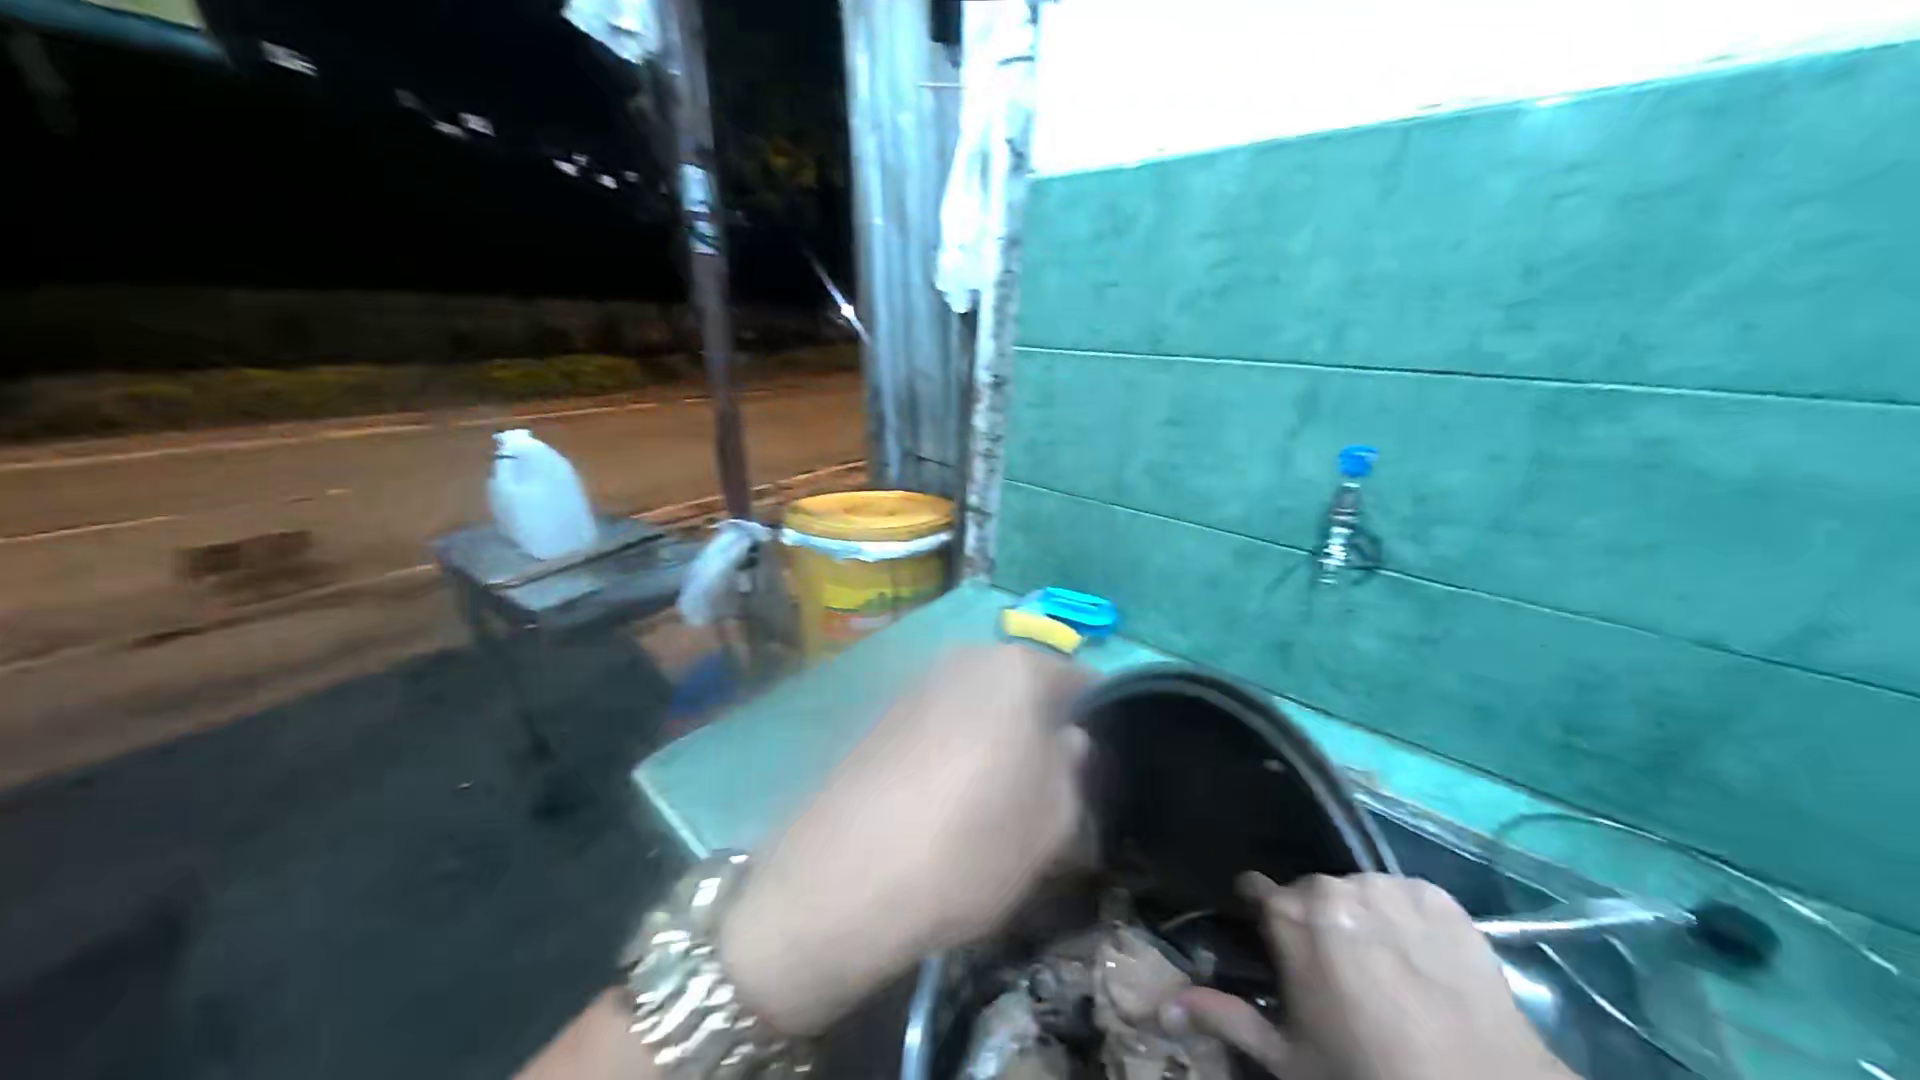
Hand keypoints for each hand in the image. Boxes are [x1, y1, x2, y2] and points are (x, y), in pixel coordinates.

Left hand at [719, 646, 1089, 1034]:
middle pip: (1021, 688)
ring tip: (997, 797)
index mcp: (1015, 669)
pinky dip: (953, 748)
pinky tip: (946, 798)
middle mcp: (963, 660)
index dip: (1092, 719)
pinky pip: (938, 723)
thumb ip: (1072, 769)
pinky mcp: (879, 716)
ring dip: (995, 738)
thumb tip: (1067, 739)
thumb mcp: (1053, 821)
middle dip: (1039, 727)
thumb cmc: (971, 843)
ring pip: (978, 706)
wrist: (844, 878)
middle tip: (1049, 784)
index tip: (1096, 761)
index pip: (1076, 679)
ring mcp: (915, 684)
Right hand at [1166, 873, 1575, 1079]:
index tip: (1272, 942)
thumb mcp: (1288, 1057)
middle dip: (1315, 921)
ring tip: (1385, 967)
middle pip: (1309, 892)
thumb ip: (1224, 1018)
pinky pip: (1404, 894)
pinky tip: (1422, 959)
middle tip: (1337, 971)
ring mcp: (1388, 886)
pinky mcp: (1437, 895)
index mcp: (1289, 915)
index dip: (1258, 914)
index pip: (1254, 888)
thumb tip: (1163, 1006)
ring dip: (1361, 917)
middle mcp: (1332, 886)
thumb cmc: (1368, 1075)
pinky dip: (1406, 918)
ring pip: (1357, 891)